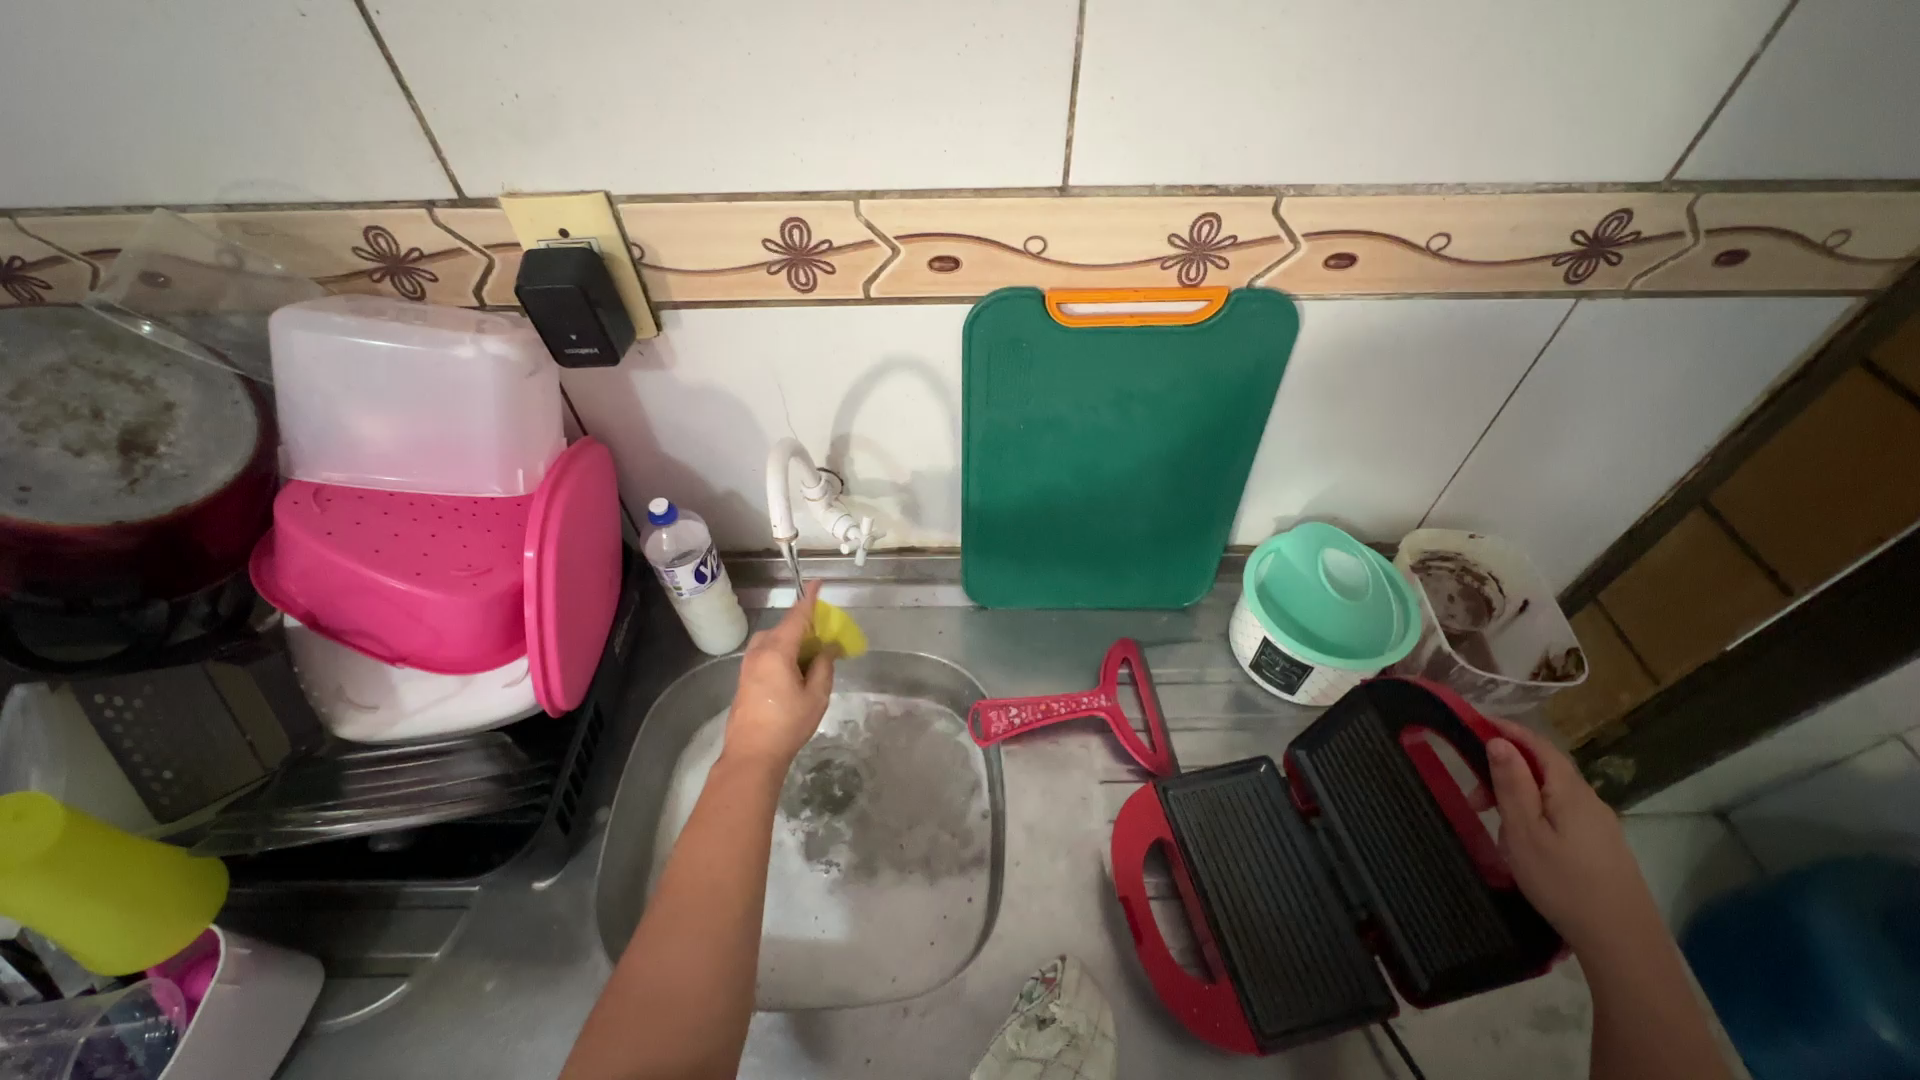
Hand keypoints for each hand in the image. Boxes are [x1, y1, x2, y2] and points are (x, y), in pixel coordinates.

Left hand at [721, 581, 836, 770]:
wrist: (751, 755)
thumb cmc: (787, 725)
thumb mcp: (816, 696)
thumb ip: (823, 667)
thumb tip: (826, 649)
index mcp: (777, 651)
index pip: (797, 617)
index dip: (809, 599)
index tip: (817, 582)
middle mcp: (759, 652)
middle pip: (783, 628)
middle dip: (802, 625)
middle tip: (823, 634)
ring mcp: (748, 666)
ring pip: (772, 642)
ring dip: (791, 641)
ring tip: (811, 655)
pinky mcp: (744, 680)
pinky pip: (766, 655)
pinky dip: (782, 653)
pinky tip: (794, 670)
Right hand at [1485, 716, 1664, 955]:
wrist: (1621, 940)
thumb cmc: (1563, 882)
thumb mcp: (1524, 832)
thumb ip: (1511, 785)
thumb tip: (1499, 742)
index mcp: (1569, 791)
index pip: (1538, 744)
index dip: (1507, 729)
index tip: (1473, 724)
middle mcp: (1589, 800)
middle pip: (1544, 769)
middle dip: (1505, 770)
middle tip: (1473, 798)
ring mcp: (1600, 824)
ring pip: (1551, 794)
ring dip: (1518, 796)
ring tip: (1496, 826)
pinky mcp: (1602, 846)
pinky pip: (1561, 814)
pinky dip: (1534, 814)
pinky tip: (1524, 843)